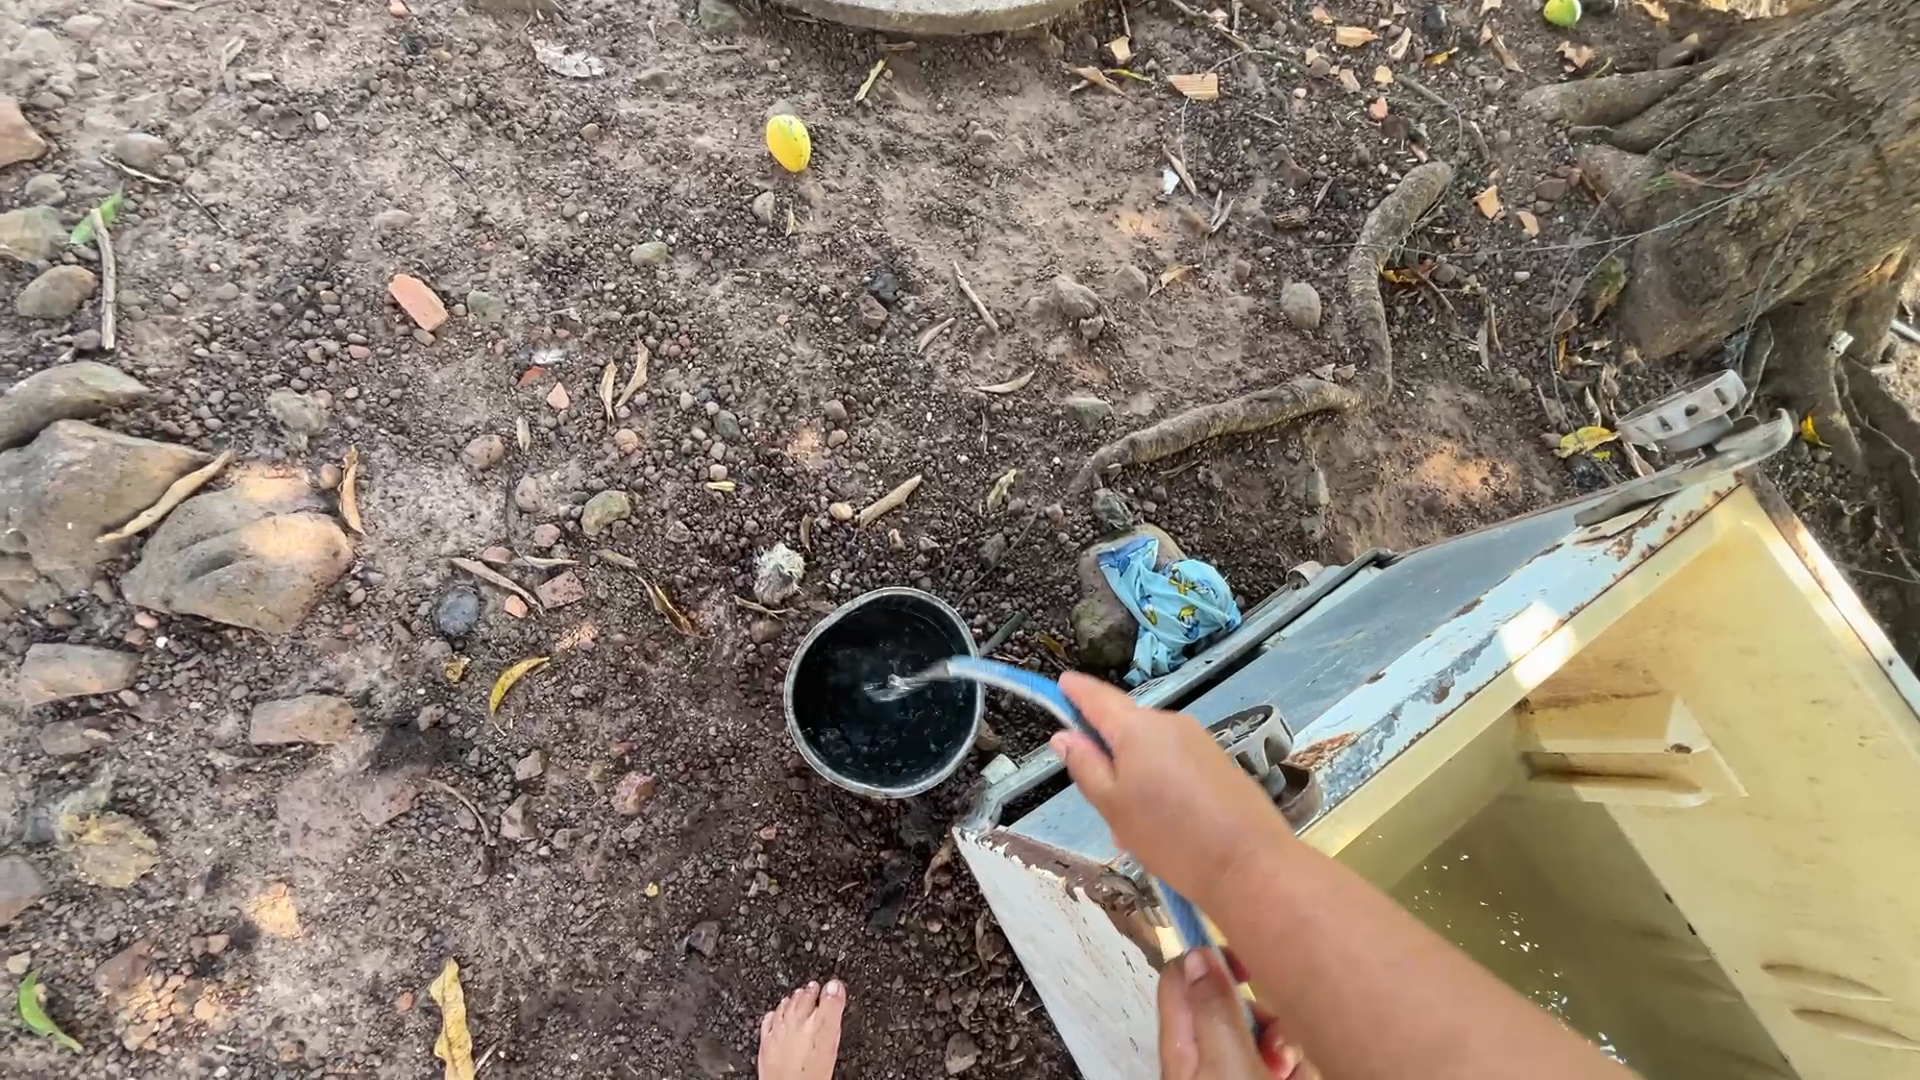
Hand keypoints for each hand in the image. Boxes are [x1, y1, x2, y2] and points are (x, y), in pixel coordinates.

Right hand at [1051, 672, 1291, 902]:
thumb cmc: (1170, 836)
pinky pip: (1176, 761)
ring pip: (1151, 748)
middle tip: (1099, 799)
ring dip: (1135, 773)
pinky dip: (1161, 782)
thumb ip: (1085, 766)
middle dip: (1107, 751)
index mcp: (1136, 727)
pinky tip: (1165, 824)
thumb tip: (1064, 735)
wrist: (1252, 866)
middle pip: (1126, 725)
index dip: (1076, 689)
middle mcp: (1169, 722)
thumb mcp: (1112, 806)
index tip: (1062, 682)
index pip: (1097, 697)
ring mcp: (1199, 739)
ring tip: (1134, 826)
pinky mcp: (1220, 761)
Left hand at [1160, 949, 1309, 1079]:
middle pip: (1236, 1007)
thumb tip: (1198, 954)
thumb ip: (1214, 1008)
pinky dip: (1298, 1073)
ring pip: (1268, 1037)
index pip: (1182, 974)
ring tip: (1289, 1077)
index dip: (1212, 961)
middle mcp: (1206, 1052)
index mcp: (1182, 1038)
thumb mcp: (1226, 1060)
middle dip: (1269, 1021)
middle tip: (1278, 1053)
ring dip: (1289, 1053)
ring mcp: (1233, 1071)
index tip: (1246, 972)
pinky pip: (1287, 1065)